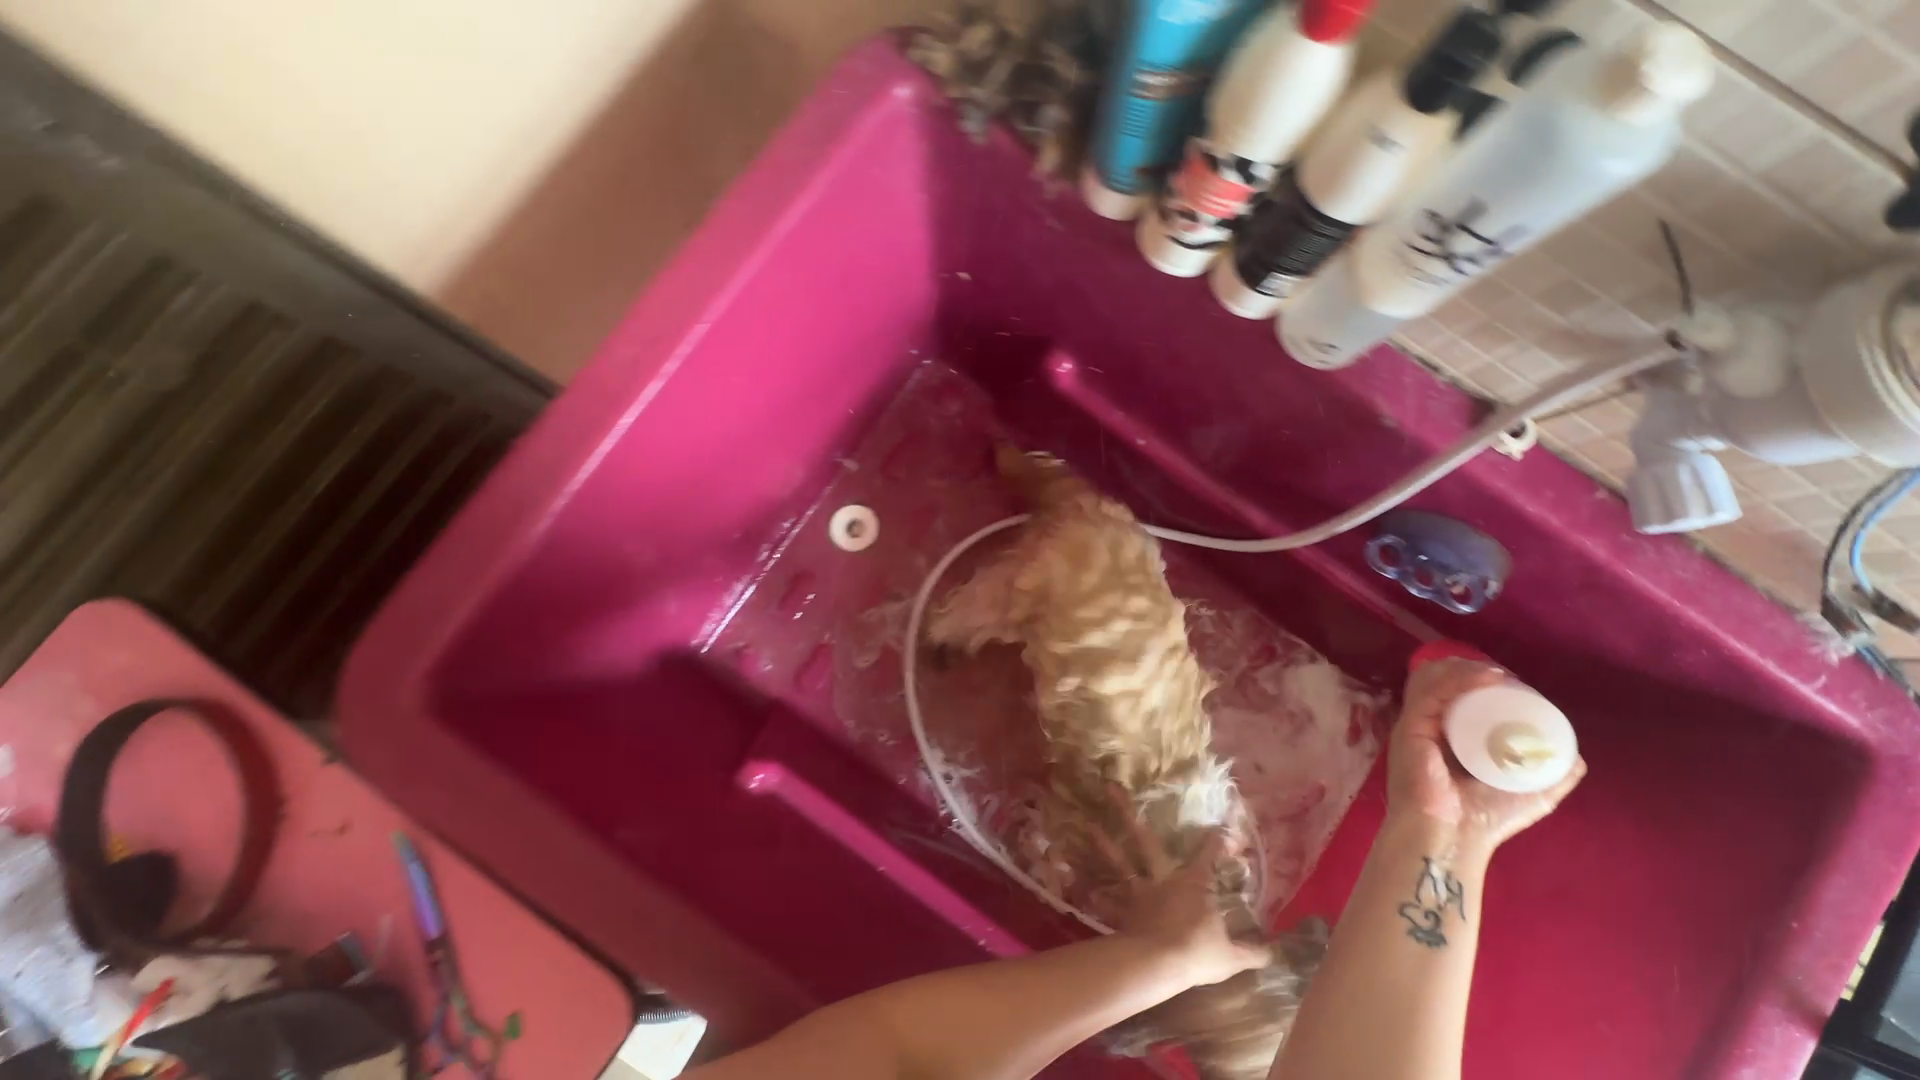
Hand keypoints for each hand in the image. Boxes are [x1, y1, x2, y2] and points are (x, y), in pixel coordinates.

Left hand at [1094, 796, 1270, 988]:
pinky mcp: (1124, 911)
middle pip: (1146, 841)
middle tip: (1111, 787)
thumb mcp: (1234, 956)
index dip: (1216, 839)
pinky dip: (1097, 895)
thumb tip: (1276, 951)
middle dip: (1129, 814)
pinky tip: (1084, 886)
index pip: (1209, 854)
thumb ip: (1255, 951)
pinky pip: (1108, 901)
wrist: (1159, 964)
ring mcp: (1140, 893)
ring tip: (1088, 825)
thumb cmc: (1199, 952)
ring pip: (1121, 862)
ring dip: (1104, 844)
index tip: (1220, 822)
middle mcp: (1164, 879)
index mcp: (1194, 883)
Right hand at [1390, 659, 1585, 851]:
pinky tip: (1489, 677)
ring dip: (1465, 669)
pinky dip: (1461, 680)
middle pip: (1444, 686)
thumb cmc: (1485, 818)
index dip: (1481, 685)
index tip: (1511, 682)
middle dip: (1470, 672)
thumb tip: (1577, 757)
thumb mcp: (1531, 794)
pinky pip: (1432, 693)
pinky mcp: (1411, 726)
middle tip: (1502, 675)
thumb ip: (1553, 776)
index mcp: (1448, 739)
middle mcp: (1430, 728)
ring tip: (1496, 673)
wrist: (1453, 835)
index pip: (1458, 700)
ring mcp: (1417, 725)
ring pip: (1435, 681)